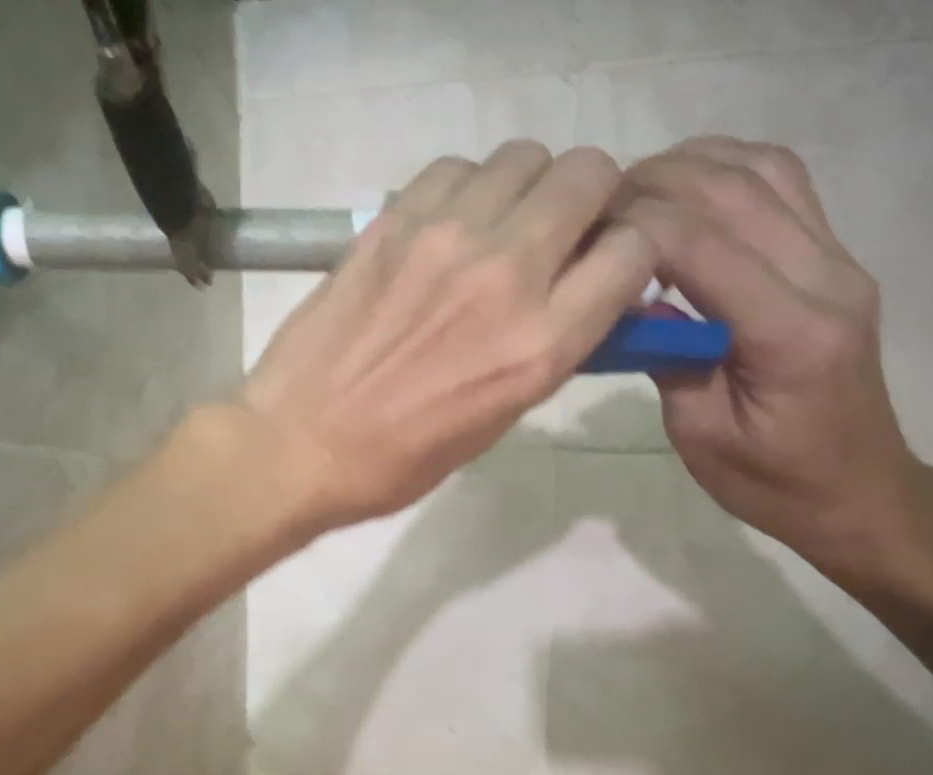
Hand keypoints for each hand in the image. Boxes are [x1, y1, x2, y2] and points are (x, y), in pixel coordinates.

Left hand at [243, 142, 655, 530]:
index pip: (635, 247)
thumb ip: (553, 348)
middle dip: (588, 198)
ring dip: (524, 187)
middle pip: (587, 174)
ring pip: (522, 156)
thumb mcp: (499, 419)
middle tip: (558, 231)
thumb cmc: (398, 459)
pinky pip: (452, 168)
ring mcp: (444, 239)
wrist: (296, 444)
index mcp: (542, 343)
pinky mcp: (389, 223)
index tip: (605, 262)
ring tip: (496, 226)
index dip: (630, 249)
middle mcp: (506, 274)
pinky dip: (463, 187)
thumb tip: (588, 297)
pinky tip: (444, 226)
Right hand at [614, 136, 922, 574]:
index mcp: (788, 333)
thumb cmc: (770, 479)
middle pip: (729, 190)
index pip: (698, 244)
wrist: (856, 489)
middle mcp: (825, 278)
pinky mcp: (835, 257)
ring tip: (628, 197)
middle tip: (588, 215)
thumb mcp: (698, 434)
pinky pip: (783, 183)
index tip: (576, 243)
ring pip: (761, 169)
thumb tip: (622, 297)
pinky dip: (724, 170)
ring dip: (687, 166)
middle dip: (647, 187)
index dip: (628, 228)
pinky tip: (681, 192)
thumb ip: (666, 356)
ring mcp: (838, 260)